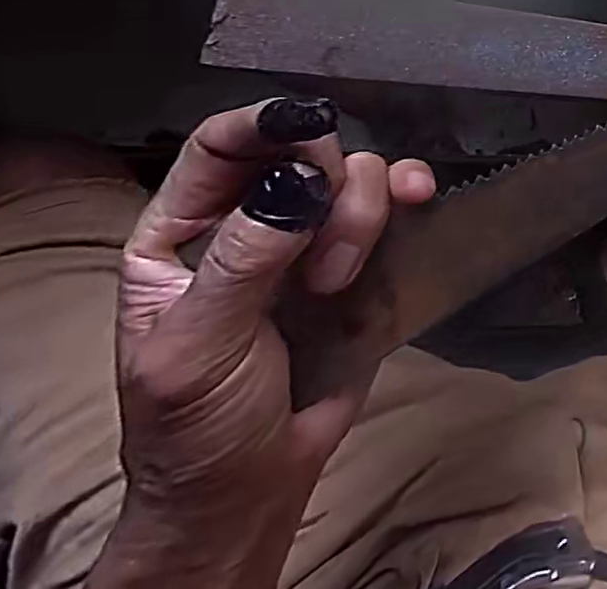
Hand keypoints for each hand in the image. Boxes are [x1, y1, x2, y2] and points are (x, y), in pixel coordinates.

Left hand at [90, 97, 434, 588]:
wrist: (254, 487)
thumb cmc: (197, 427)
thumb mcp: (195, 349)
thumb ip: (243, 260)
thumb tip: (301, 181)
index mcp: (186, 231)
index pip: (219, 149)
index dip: (262, 125)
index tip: (309, 121)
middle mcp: (254, 219)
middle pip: (304, 153)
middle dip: (326, 190)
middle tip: (324, 262)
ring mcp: (315, 237)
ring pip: (357, 175)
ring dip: (366, 209)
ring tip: (343, 275)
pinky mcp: (367, 258)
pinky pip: (395, 205)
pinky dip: (411, 194)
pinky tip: (420, 201)